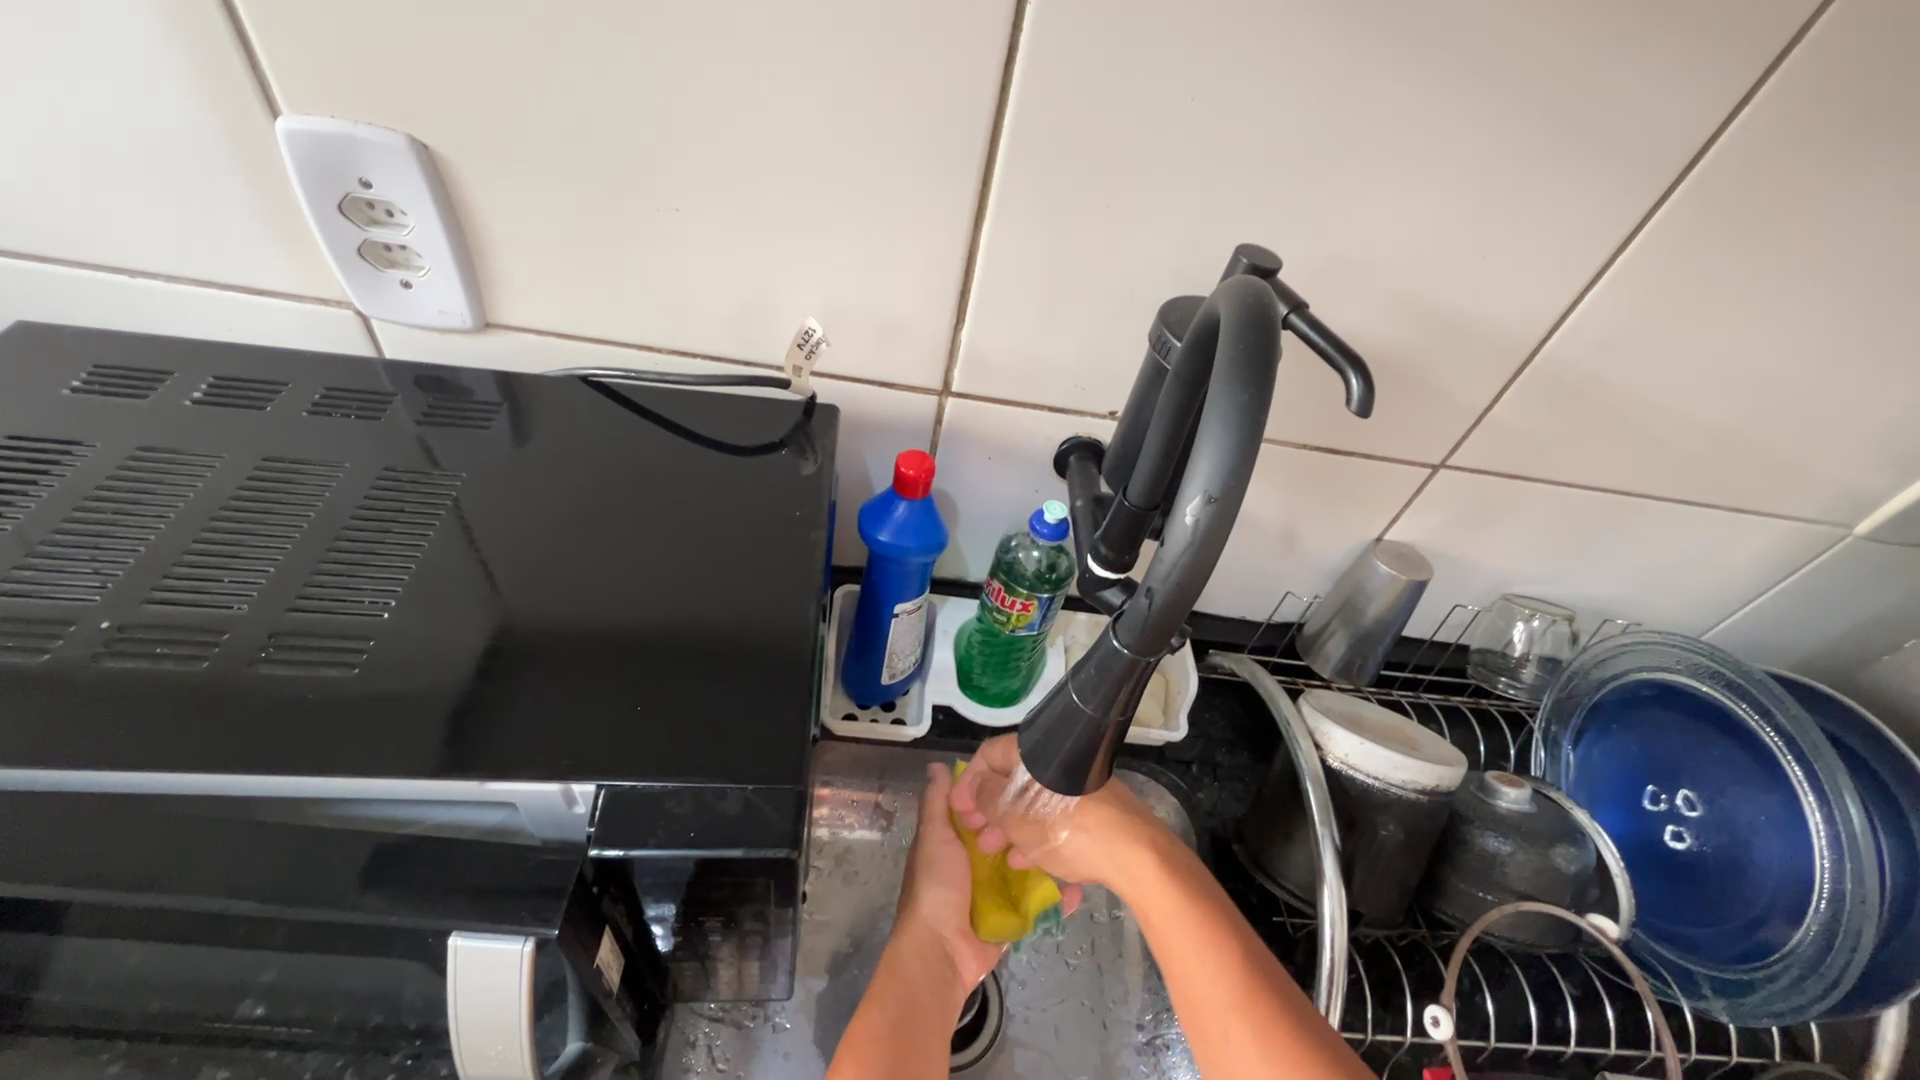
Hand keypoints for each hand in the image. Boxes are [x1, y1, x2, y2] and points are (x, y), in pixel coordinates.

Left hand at [892, 761, 1082, 1000]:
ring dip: (1047, 863)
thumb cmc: (935, 887)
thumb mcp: (934, 837)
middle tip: (1059, 817)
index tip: (1027, 782)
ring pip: (1025, 871)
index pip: (982, 814)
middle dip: (1030, 831)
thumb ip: (937, 803)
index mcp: (955, 844)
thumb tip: (937, 765)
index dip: (1000, 799)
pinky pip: (1036, 905)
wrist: (941, 952)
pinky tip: (1078, 888)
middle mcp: (974, 866)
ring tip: (1075, 848)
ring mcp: (993, 894)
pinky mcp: (1010, 919)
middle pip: (1008, 841)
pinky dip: (1055, 898)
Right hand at [948, 734, 1168, 888]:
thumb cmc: (1068, 830)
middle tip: (974, 832)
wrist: (1136, 855)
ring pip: (1032, 801)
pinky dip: (1036, 834)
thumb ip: (988, 799)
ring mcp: (1078, 787)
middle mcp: (1057, 763)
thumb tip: (974, 786)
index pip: (990, 753)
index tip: (957, 809)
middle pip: (1011, 778)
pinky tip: (1026, 861)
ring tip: (994, 850)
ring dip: (1009, 825)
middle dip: (988, 807)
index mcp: (1037, 753)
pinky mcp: (1095, 811)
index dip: (969, 780)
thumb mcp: (1016, 818)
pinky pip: (1054, 817)